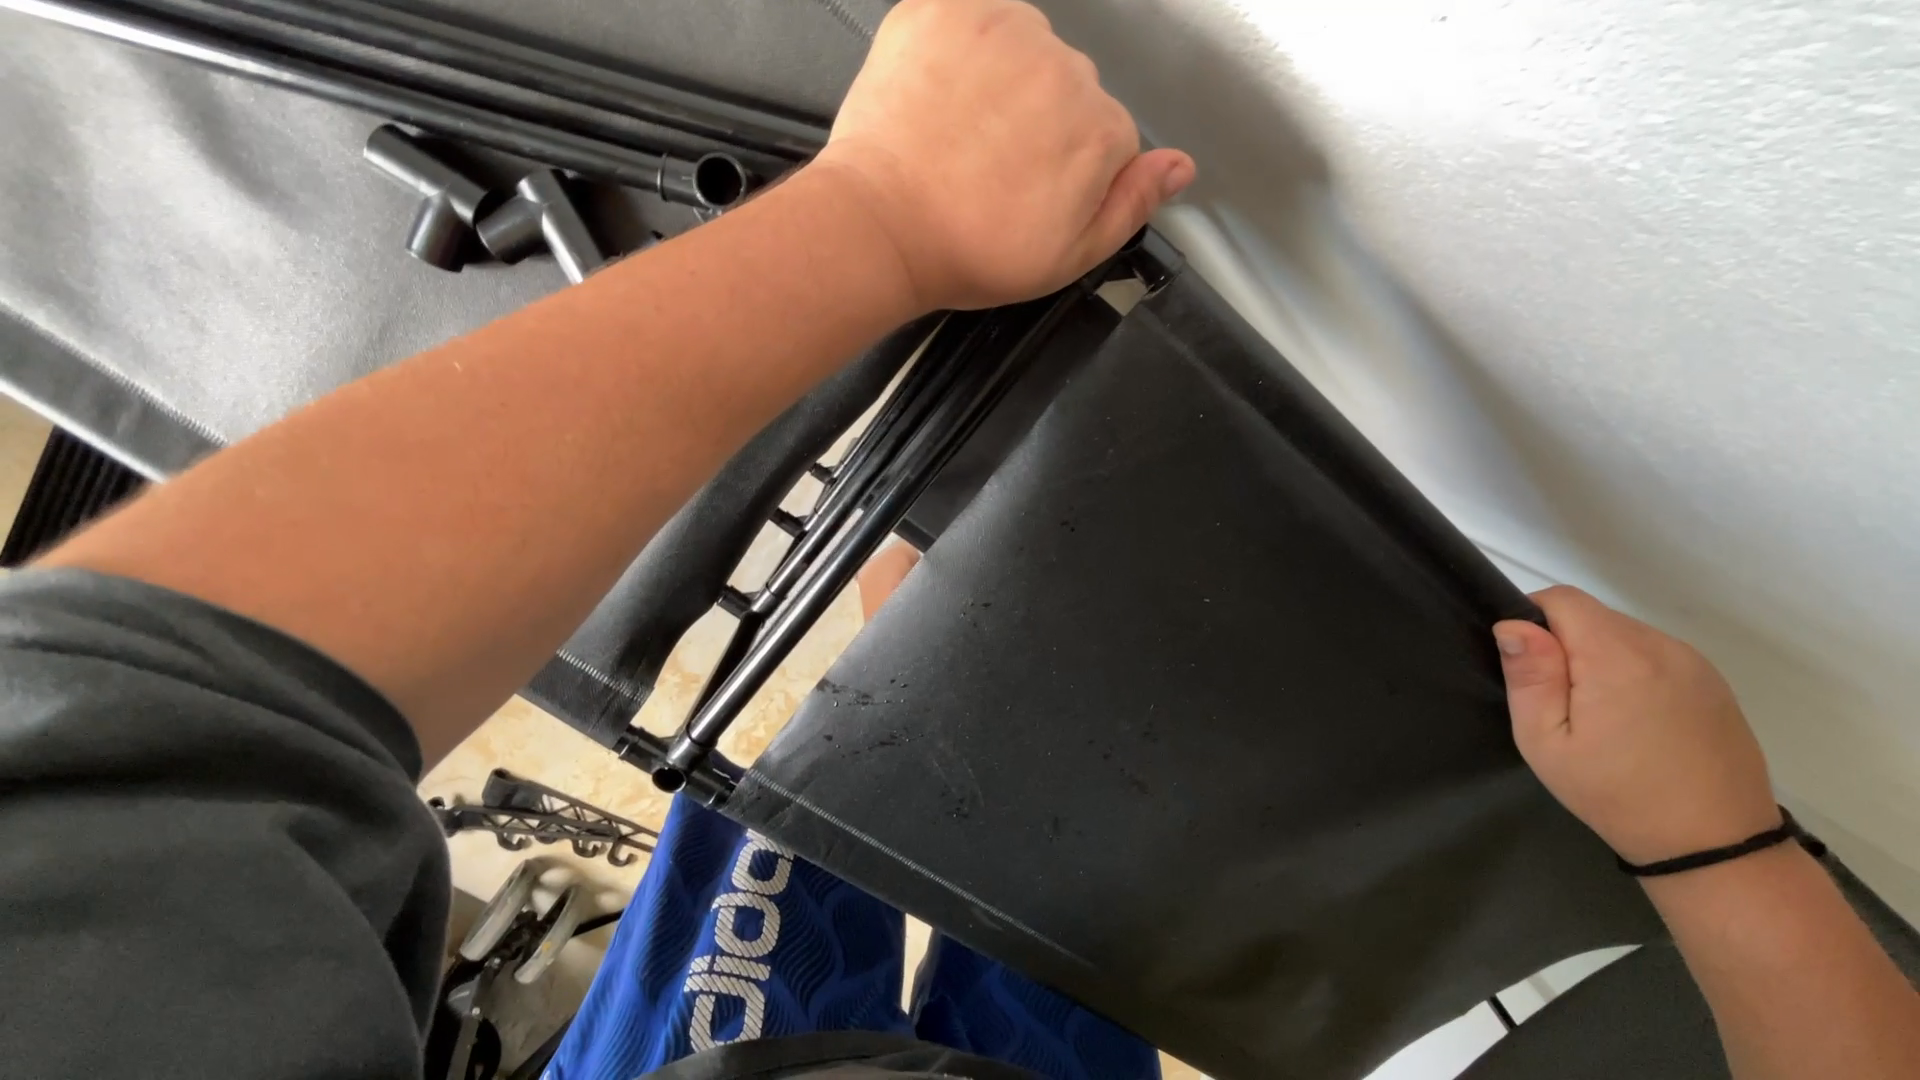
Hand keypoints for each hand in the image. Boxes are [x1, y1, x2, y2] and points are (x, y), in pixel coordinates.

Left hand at [809, 0, 1194, 311]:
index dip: (1069, 170)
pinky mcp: (948, 10)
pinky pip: (969, 17)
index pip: (1108, 136)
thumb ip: (1131, 207)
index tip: (1033, 192)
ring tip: (960, 135)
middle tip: (989, 169)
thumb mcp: (1068, 258)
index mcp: (1101, 132)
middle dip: (1038, 122)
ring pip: (1023, 48)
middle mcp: (1066, 70)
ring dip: (1001, 79)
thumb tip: (1179, 168)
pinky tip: (940, 98)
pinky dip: (956, 48)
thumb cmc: (967, 251)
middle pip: (1067, 89)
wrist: (882, 228)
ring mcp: (1006, 32)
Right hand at [1494, 586, 1781, 866]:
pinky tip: (1630, 717)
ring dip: (1597, 657)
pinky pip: (1653, 654)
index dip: (1531, 620)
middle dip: (1563, 644)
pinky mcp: (1713, 681)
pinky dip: (1629, 671)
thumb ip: (1531, 676)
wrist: (1715, 843)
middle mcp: (1662, 646)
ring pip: (1622, 633)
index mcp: (1617, 657)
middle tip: (1559, 702)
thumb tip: (1513, 625)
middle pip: (1592, 615)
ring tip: (1596, 713)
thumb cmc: (1615, 793)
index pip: (1561, 599)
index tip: (1528, 667)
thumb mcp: (1546, 741)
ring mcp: (1694, 662)